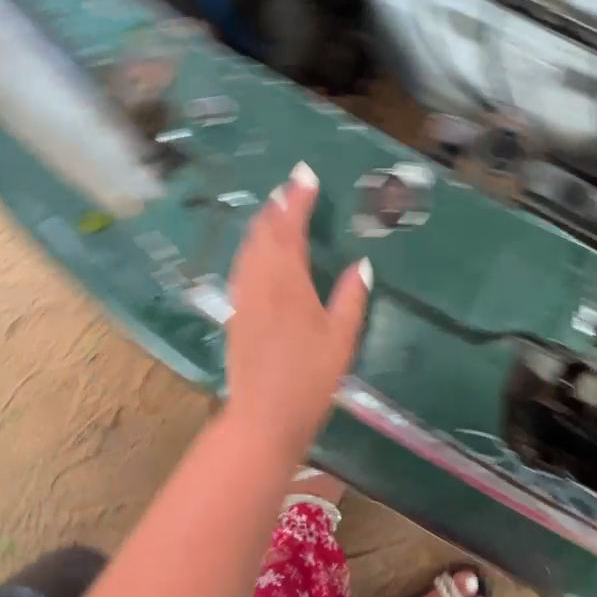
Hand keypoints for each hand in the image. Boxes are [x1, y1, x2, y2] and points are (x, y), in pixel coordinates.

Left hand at [222, 162, 371, 452]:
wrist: (262, 418)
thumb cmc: (308, 380)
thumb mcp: (341, 340)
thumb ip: (351, 298)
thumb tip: (362, 264)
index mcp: (288, 283)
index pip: (289, 229)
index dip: (297, 201)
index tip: (305, 177)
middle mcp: (260, 282)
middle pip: (264, 233)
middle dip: (277, 206)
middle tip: (290, 185)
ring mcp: (243, 298)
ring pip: (248, 249)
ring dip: (261, 223)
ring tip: (274, 207)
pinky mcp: (235, 314)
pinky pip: (242, 267)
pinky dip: (251, 247)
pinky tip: (256, 250)